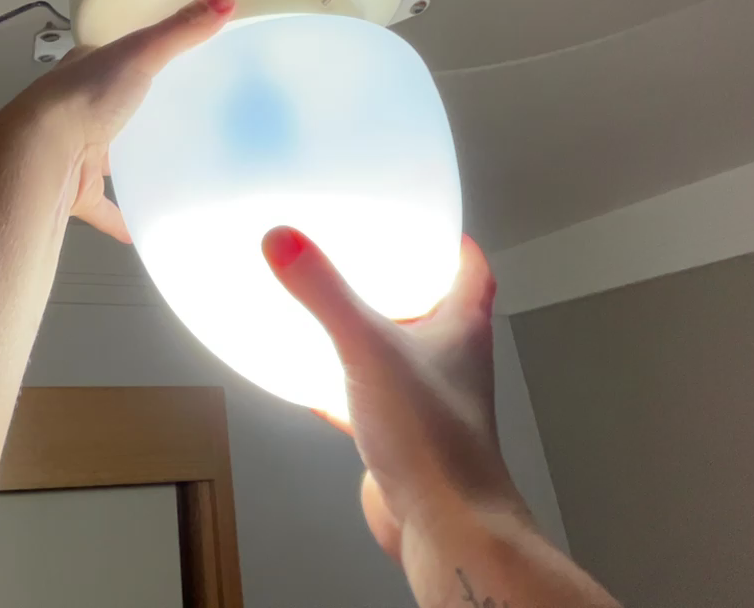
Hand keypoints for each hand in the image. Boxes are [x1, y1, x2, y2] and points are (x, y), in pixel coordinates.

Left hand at [6, 0, 234, 241]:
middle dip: (130, 112)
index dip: (132, 60)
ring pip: (102, 155)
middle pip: (106, 108)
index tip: (162, 66)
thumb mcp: (140, 54)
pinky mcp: (73, 190)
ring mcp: (71, 151)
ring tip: (163, 166)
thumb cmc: (87, 97)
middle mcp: (73, 109)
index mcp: (83, 72)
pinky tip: (140, 227)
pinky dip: (118, 217)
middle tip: (170, 117)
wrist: (40, 154)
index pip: (109, 60)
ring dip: (123, 162)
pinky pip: (100, 205)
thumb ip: (181, 31)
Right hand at [261, 227, 525, 559]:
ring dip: (375, 332)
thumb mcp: (367, 345)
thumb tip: (280, 237)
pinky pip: (370, 397)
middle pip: (437, 310)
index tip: (431, 223)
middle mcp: (452, 362)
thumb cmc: (430, 436)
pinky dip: (344, 384)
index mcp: (461, 330)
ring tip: (335, 308)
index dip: (455, 245)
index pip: (472, 273)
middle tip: (371, 256)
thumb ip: (323, 291)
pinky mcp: (403, 437)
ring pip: (403, 354)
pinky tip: (311, 380)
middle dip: (408, 282)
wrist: (442, 529)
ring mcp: (428, 402)